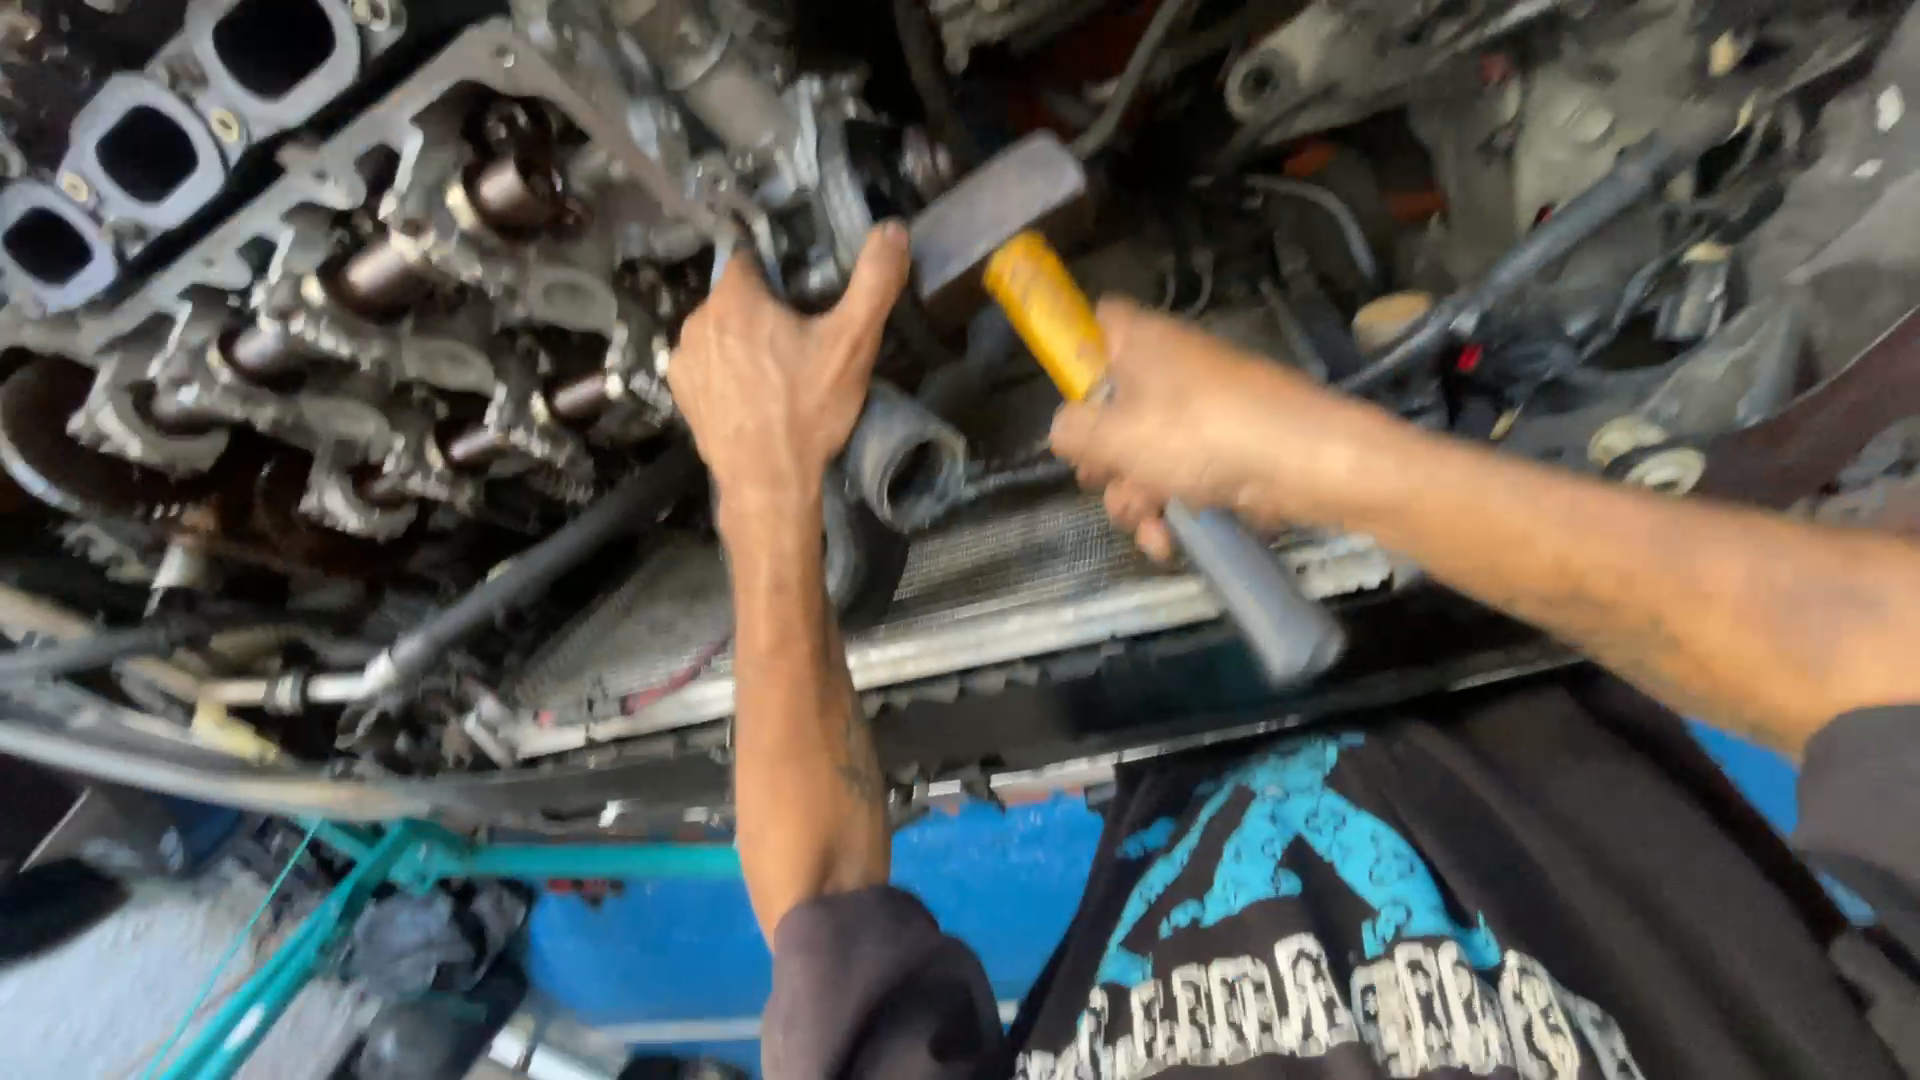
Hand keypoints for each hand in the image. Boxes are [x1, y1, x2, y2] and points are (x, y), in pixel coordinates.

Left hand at [669, 222, 910, 533]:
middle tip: (800, 347)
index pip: (751, 258)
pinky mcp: (681, 393)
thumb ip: (874, 283)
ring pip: (720, 332)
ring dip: (743, 343)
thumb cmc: (808, 411)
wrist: (769, 483)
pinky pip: (706, 365)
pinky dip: (726, 373)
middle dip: (764, 312)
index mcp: (734, 297)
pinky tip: (752, 399)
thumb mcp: (853, 344)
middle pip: (736, 298)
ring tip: (777, 378)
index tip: (804, 301)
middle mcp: (696, 319)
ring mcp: (683, 359)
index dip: (780, 276)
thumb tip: (894, 229)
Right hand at [1048, 299, 1390, 558]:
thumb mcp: (1113, 436)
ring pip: (1141, 454)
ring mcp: (1197, 412)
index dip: (1074, 354)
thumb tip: (1064, 431)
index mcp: (1139, 344)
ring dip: (1133, 500)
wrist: (1305, 463)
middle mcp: (1167, 370)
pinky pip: (1177, 476)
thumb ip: (1070, 431)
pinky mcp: (1222, 450)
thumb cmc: (1198, 434)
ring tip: (1150, 526)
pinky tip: (1169, 541)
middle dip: (1102, 459)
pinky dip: (1168, 509)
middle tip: (1102, 479)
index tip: (1068, 397)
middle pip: (1110, 407)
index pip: (1096, 322)